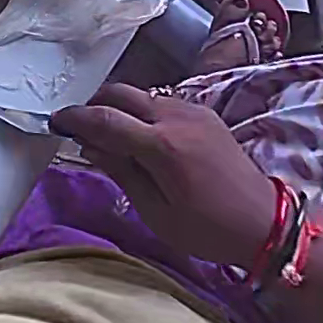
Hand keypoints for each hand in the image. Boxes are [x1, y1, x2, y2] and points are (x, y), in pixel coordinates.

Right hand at [50, 84, 275, 267]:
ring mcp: (192, 110)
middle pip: (119, 93)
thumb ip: (119, 170)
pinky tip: (139, 134)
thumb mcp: (155, 211)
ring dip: (116, 106)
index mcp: (162, 146)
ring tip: (107, 133)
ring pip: (139, 94)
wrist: (267, 224)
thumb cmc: (207, 229)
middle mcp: (175, 117)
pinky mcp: (203, 112)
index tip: (55, 122)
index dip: (75, 118)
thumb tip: (88, 144)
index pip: (104, 119)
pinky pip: (159, 100)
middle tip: (78, 127)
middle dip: (92, 105)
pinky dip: (139, 110)